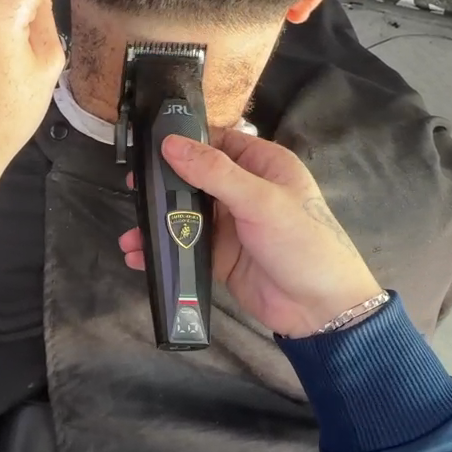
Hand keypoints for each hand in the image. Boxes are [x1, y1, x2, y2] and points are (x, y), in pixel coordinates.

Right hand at [119, 131, 382, 338]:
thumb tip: (170, 144)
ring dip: (158, 223)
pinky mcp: (221, 256)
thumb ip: (214, 173)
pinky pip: (186, 246)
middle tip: (132, 189)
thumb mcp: (260, 202)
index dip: (186, 142)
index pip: (218, 142)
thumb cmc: (302, 243)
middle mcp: (246, 190)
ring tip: (131, 236)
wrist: (320, 309)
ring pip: (186, 215)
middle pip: (195, 179)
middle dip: (162, 186)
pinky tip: (140, 256)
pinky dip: (163, 250)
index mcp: (264, 165)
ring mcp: (232, 225)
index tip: (149, 147)